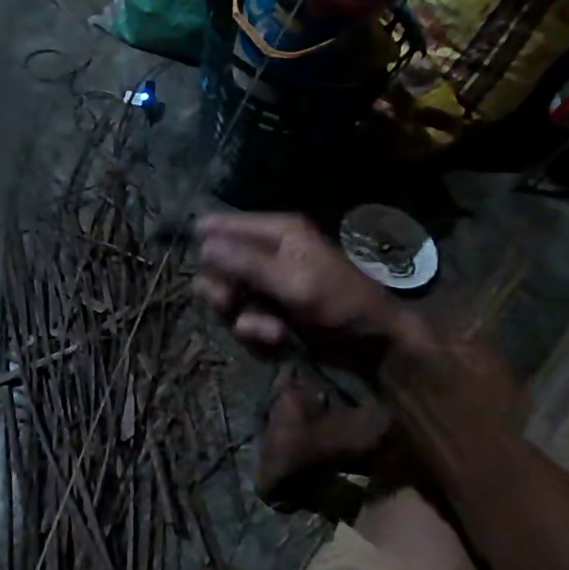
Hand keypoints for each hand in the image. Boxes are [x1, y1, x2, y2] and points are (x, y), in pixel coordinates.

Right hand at [194, 213, 417, 371]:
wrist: (373, 344)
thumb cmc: (340, 302)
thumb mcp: (292, 281)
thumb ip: (246, 264)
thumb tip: (203, 244)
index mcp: (278, 234)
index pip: (225, 225)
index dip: (207, 241)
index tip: (196, 260)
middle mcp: (267, 256)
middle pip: (217, 269)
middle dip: (224, 293)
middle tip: (232, 304)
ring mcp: (267, 289)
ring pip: (228, 303)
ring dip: (247, 322)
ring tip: (273, 333)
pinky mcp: (270, 316)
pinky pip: (244, 325)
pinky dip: (259, 339)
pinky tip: (280, 344)